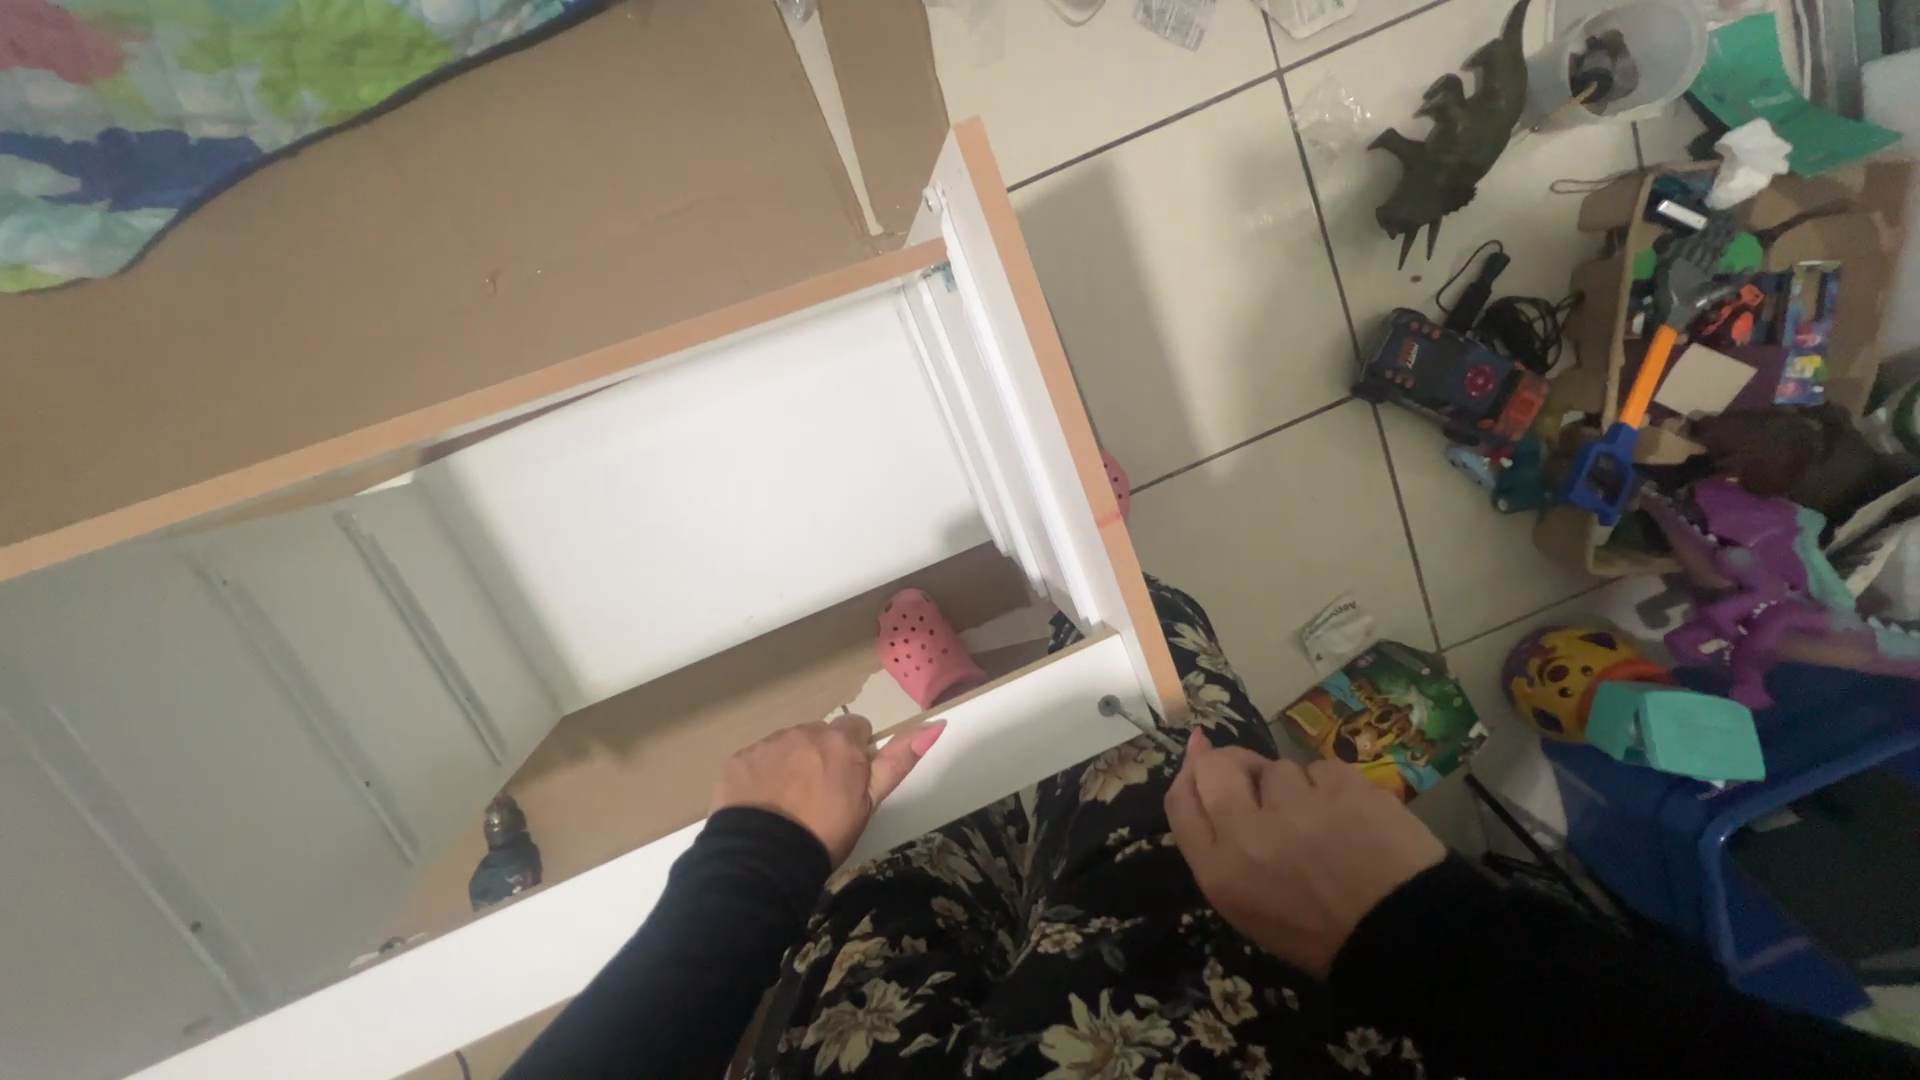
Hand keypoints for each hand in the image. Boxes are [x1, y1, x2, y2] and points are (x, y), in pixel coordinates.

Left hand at [711, 714, 944, 865]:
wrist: (763, 860)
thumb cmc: (826, 833)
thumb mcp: (869, 801)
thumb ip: (899, 760)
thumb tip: (935, 726)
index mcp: (840, 741)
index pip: (856, 729)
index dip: (855, 755)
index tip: (848, 783)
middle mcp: (803, 732)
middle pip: (819, 736)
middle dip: (822, 756)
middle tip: (818, 798)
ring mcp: (767, 744)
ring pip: (787, 746)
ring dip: (791, 765)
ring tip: (788, 805)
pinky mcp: (738, 760)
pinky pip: (756, 761)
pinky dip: (760, 777)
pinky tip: (762, 806)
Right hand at [1164, 731, 1444, 977]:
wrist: (1411, 939)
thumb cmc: (1318, 930)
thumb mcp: (1248, 903)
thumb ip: (1217, 839)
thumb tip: (1200, 760)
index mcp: (1221, 873)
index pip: (1180, 801)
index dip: (1188, 775)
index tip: (1202, 760)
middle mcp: (1249, 833)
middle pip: (1216, 767)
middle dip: (1234, 765)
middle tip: (1262, 786)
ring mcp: (1298, 806)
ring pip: (1277, 768)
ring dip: (1294, 788)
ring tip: (1323, 823)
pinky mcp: (1343, 787)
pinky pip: (1322, 769)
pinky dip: (1333, 788)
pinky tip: (1352, 817)